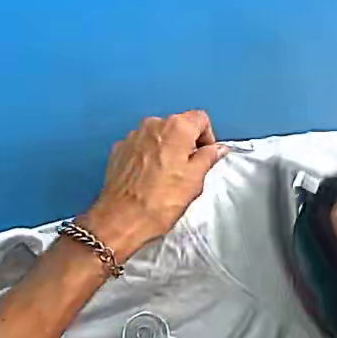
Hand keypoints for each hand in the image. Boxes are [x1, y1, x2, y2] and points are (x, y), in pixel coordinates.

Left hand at [81, 112, 227, 255]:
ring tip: (166, 176)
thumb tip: (217, 148)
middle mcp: (153, 124)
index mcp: (176, 127)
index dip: (207, 137)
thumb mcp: (195, 179)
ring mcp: (133, 135)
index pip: (201, 118)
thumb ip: (208, 157)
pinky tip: (148, 177)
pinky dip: (148, 155)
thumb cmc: (162, 200)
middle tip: (188, 170)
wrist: (122, 218)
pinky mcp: (119, 149)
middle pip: (178, 125)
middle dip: (186, 143)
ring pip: (158, 135)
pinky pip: (141, 145)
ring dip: (166, 149)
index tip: (205, 156)